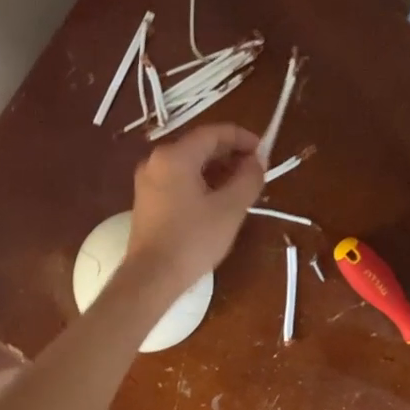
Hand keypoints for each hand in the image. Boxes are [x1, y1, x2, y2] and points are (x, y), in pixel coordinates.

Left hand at [125, 124, 264, 293]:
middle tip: (255, 170)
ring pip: (188, 164)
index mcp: (175, 156)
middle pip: (199, 146)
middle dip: (230, 154)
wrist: (152, 277)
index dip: (242, 138)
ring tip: (241, 187)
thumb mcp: (230, 208)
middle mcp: (156, 161)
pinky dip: (200, 183)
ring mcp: (148, 180)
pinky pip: (178, 180)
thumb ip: (248, 178)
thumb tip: (257, 162)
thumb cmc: (193, 239)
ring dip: (216, 170)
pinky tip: (217, 201)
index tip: (263, 150)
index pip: (213, 133)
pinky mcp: (146, 200)